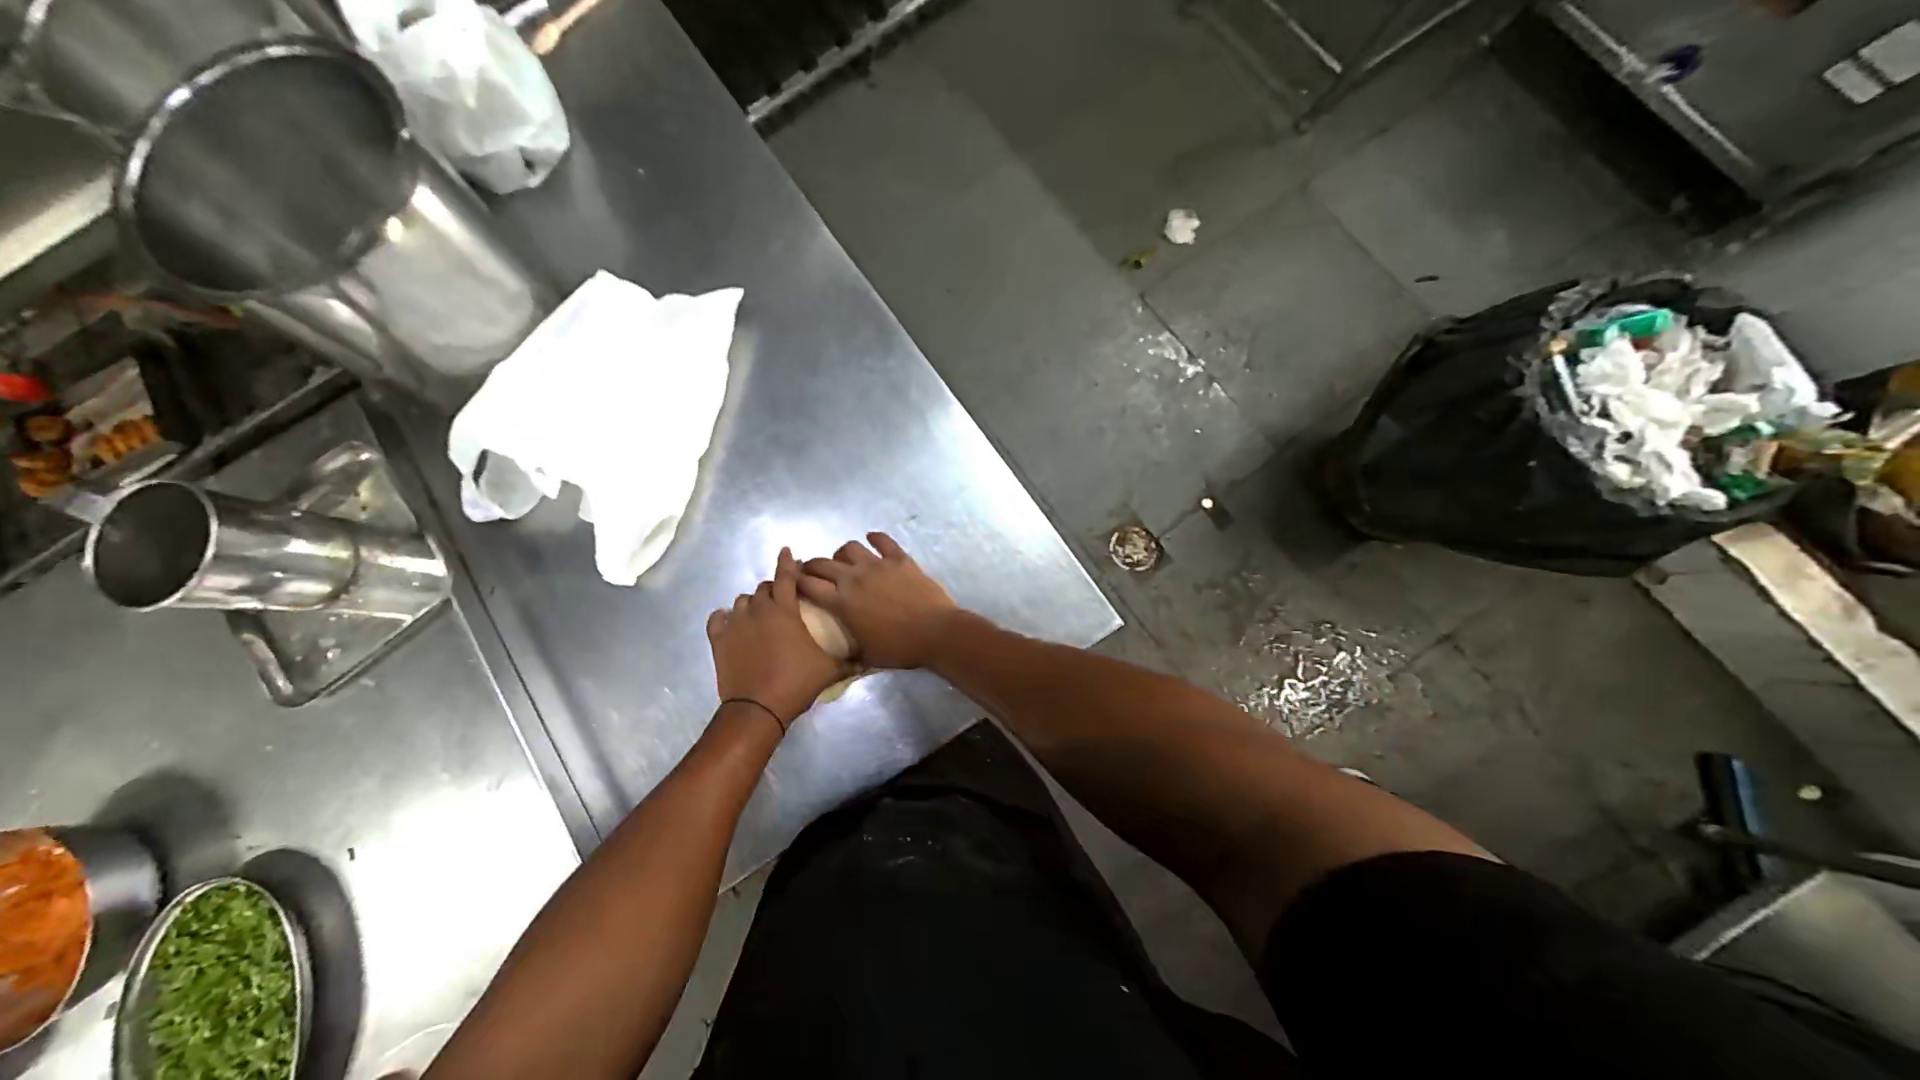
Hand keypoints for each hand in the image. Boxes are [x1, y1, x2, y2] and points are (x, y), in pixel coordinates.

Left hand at [707, 549, 848, 729]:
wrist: (758, 708)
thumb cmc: (796, 682)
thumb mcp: (829, 670)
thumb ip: (849, 661)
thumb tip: (868, 661)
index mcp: (785, 610)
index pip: (786, 576)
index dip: (788, 562)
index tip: (788, 552)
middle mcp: (759, 609)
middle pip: (764, 588)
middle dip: (774, 589)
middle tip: (782, 599)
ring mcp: (736, 623)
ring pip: (742, 601)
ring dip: (752, 603)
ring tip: (759, 614)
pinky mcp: (718, 639)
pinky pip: (718, 618)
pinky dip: (724, 617)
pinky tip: (730, 622)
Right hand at [799, 533, 958, 669]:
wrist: (935, 633)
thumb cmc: (900, 649)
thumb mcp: (868, 656)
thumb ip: (852, 652)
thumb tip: (844, 657)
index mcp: (842, 603)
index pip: (808, 586)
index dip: (797, 582)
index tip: (795, 583)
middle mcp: (854, 578)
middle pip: (823, 563)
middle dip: (812, 566)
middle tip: (814, 571)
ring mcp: (877, 565)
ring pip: (850, 547)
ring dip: (842, 553)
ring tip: (845, 559)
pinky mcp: (900, 559)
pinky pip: (883, 540)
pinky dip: (875, 537)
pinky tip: (872, 538)